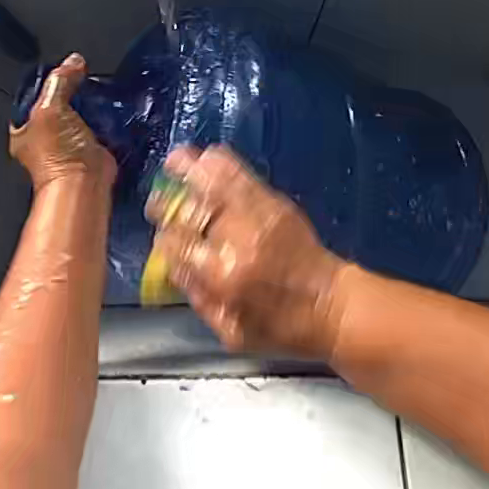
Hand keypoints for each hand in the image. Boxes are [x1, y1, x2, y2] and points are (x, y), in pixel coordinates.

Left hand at [8, 54, 117, 190]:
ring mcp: (70, 143)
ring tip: (101, 90)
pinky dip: (107, 116)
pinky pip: (100, 124)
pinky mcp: (93, 148)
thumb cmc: (58, 155)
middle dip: (74, 91)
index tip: (66, 69)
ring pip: (81, 113)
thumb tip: (73, 60)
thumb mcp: (50, 108)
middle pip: (60, 102)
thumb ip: (60, 81)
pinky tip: (112, 106)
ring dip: (92, 103)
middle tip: (86, 77)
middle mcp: (45, 136)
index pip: (34, 95)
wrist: (84, 185)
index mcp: (24, 129)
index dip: (49, 81)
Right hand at [145, 145, 351, 359]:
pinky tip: (208, 156)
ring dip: (191, 169)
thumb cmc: (282, 328)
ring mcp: (258, 215)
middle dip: (168, 203)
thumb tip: (173, 267)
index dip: (163, 239)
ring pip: (216, 183)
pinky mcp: (275, 203)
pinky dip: (223, 163)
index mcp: (223, 275)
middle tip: (157, 201)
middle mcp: (237, 239)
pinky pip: (243, 176)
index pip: (178, 246)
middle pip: (192, 210)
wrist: (331, 305)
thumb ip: (199, 298)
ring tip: (175, 160)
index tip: (160, 238)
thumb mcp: (232, 332)